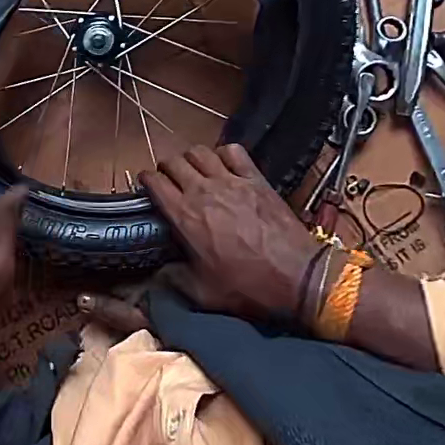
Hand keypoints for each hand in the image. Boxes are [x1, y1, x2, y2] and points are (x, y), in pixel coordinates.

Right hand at [138, 145, 316, 322]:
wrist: (298, 278)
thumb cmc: (249, 285)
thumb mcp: (202, 293)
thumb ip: (174, 279)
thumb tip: (159, 274)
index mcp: (184, 215)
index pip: (154, 181)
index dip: (146, 180)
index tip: (148, 186)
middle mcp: (202, 191)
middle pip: (173, 161)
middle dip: (166, 168)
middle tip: (169, 179)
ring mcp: (230, 181)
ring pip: (199, 151)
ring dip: (191, 158)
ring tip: (194, 170)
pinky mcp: (255, 179)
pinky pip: (233, 152)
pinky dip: (224, 154)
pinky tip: (225, 166)